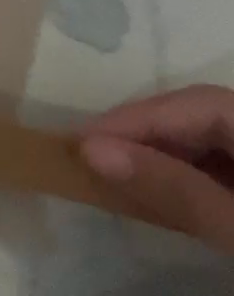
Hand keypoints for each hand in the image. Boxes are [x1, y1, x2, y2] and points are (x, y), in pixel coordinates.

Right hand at [82, 84, 233, 249]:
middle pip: (201, 121)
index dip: (139, 117)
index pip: (200, 103)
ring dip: (161, 160)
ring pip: (208, 145)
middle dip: (145, 138)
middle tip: (95, 161)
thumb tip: (86, 149)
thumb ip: (178, 191)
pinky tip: (166, 200)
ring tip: (121, 180)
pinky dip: (189, 181)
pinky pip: (222, 170)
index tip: (84, 144)